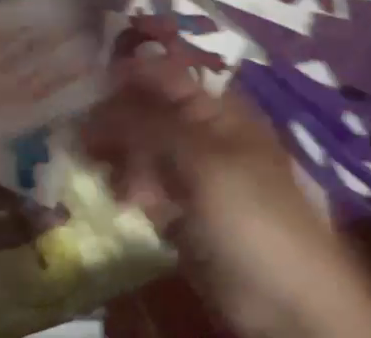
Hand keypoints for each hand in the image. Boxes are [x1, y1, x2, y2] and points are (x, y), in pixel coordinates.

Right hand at [81, 59, 370, 337]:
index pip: (163, 71)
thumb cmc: (252, 216)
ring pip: (134, 144)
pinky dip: (122, 183)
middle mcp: (199, 133)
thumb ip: (145, 121)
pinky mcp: (176, 207)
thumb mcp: (199, 159)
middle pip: (143, 107)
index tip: (81, 72)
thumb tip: (94, 99)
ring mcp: (187, 171)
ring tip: (99, 169)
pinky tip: (119, 196)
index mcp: (216, 110)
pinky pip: (138, 181)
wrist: (289, 304)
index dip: (125, 67)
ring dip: (113, 153)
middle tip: (82, 130)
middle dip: (111, 115)